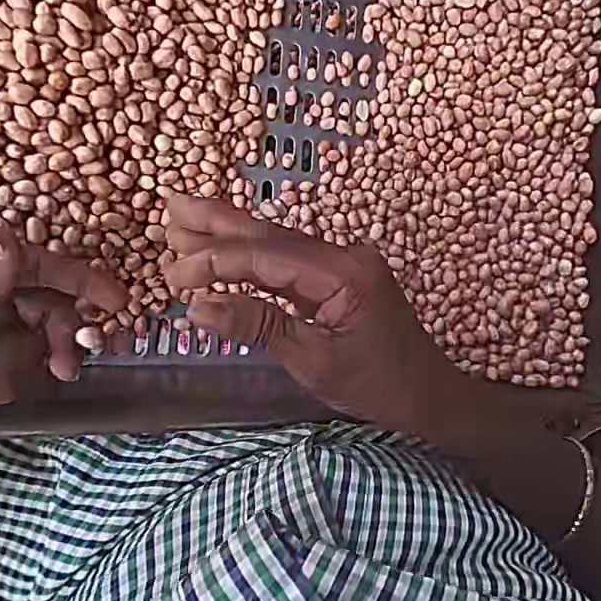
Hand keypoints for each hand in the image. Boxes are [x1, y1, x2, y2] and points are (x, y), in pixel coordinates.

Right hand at [162, 195, 470, 434]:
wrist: (428, 393)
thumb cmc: (377, 385)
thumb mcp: (314, 361)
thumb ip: (259, 326)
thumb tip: (199, 306)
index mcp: (343, 272)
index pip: (267, 255)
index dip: (217, 261)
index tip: (175, 275)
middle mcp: (344, 255)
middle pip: (271, 233)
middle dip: (218, 222)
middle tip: (172, 207)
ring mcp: (343, 264)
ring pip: (277, 243)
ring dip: (230, 235)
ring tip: (183, 221)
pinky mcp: (339, 278)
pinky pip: (288, 262)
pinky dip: (252, 259)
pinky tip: (225, 252)